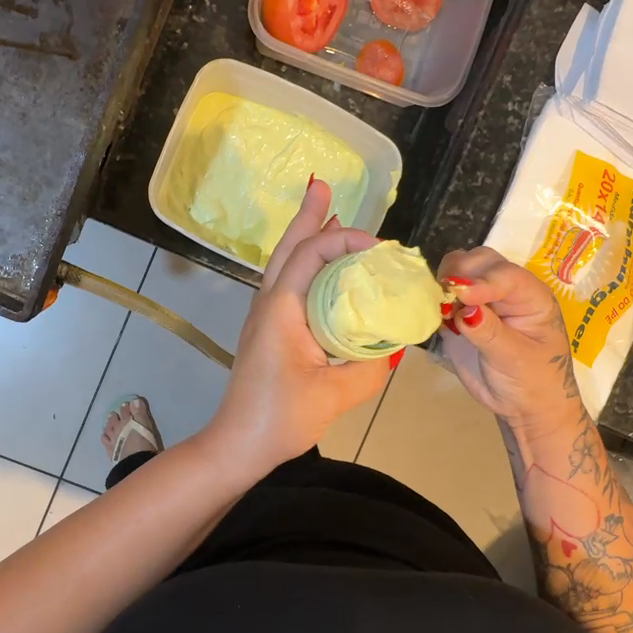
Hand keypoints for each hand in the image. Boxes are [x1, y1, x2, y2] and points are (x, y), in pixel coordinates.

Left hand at [197, 181, 392, 479]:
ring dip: (306, 239)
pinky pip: (289, 287)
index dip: (344, 240)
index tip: (380, 248)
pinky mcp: (270, 334)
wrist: (238, 445)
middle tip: (323, 187)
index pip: (310, 255)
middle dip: (309, 218)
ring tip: (327, 214)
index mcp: (281, 310)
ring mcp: (266, 319)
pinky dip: (307, 268)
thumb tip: (394, 346)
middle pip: (289, 250)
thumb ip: (370, 367)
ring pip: (285, 266)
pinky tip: (324, 273)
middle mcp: (269, 305)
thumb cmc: (280, 418)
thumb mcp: (335, 395)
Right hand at [436, 246, 585, 434]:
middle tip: (443, 296)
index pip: (506, 275)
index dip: (482, 281)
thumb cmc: (532, 381)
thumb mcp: (515, 359)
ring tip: (437, 306)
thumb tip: (464, 309)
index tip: (460, 296)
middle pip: (480, 261)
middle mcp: (506, 290)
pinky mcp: (460, 314)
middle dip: (459, 272)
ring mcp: (482, 300)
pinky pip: (443, 294)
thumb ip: (490, 332)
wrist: (523, 406)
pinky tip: (428, 311)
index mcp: (530, 296)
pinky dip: (432, 297)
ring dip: (443, 281)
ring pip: (458, 271)